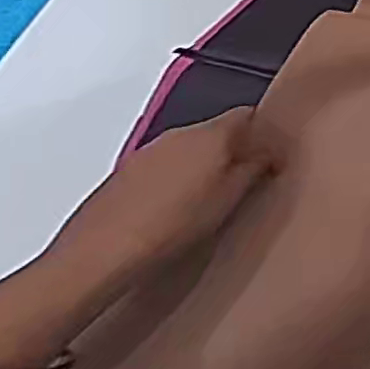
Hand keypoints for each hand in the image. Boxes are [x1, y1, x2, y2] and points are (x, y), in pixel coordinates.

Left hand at [43, 105, 277, 287]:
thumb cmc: (173, 225)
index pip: (247, 113)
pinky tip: (175, 208)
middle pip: (218, 129)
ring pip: (190, 146)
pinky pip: (165, 164)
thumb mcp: (229, 199)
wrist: (97, 255)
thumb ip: (253, 168)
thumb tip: (269, 152)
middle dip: (234, 148)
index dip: (263, 130)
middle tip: (246, 179)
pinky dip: (177, 177)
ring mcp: (149, 151)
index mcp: (211, 134)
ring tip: (210, 198)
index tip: (271, 153)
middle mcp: (180, 133)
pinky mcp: (126, 172)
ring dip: (204, 163)